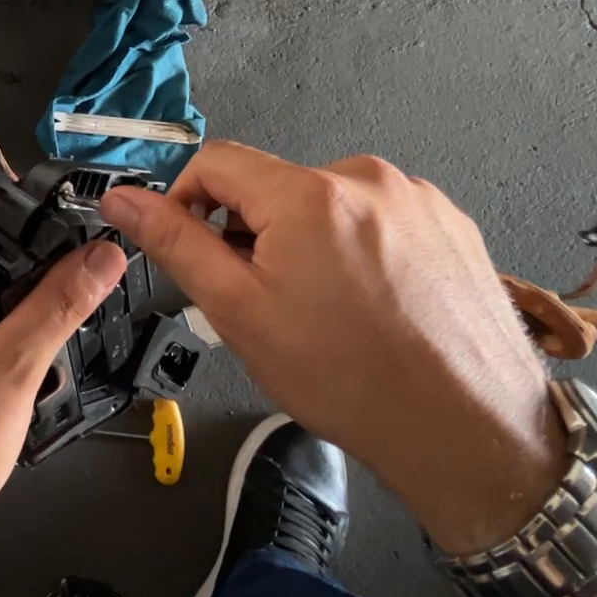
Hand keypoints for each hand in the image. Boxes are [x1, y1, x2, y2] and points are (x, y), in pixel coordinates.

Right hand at [99, 143, 566, 553]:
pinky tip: (367, 299)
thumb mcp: (238, 310)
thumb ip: (174, 243)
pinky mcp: (449, 221)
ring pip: (321, 200)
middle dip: (249, 229)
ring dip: (302, 237)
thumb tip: (123, 199)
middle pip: (270, 183)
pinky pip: (372, 214)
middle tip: (261, 295)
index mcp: (308, 194)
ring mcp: (414, 197)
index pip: (214, 161)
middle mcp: (365, 178)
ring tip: (321, 305)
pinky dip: (352, 244)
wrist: (472, 435)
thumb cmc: (349, 379)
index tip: (193, 246)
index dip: (186, 200)